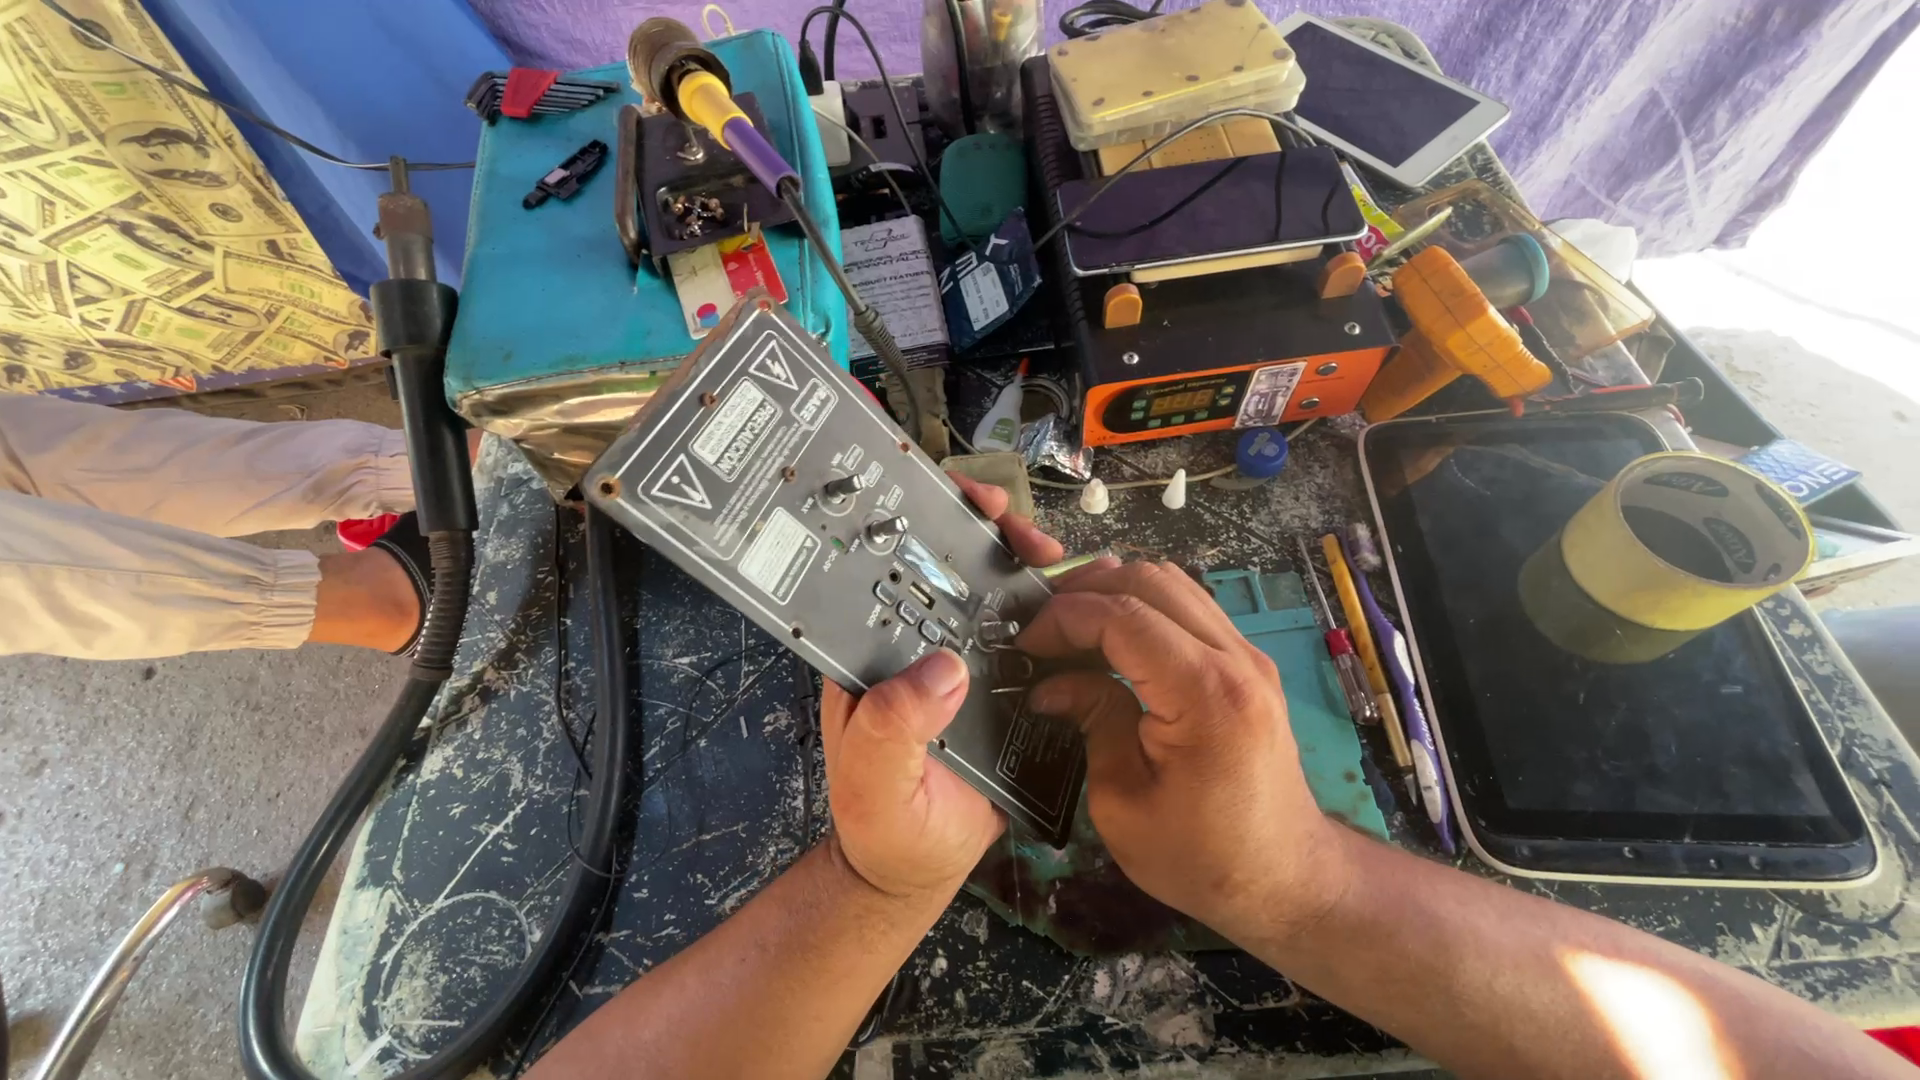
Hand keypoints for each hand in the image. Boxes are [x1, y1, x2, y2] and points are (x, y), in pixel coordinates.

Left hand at [818, 474, 1063, 901]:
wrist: (924, 864)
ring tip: (1052, 555)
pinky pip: (1029, 637)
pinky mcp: (1003, 684)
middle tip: (1021, 531)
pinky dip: (1055, 613)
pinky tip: (1080, 599)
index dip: (922, 525)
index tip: (963, 508)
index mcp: (874, 654)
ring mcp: (963, 661)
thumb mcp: (873, 784)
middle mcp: (916, 644)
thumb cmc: (885, 827)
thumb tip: (944, 667)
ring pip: (993, 595)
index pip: (889, 569)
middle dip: (984, 531)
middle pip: (948, 567)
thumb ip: (891, 729)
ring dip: (1022, 564)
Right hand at [1020, 561, 1353, 942]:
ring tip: (1070, 624)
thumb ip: (1093, 721)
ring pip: (1172, 581)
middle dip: (1084, 592)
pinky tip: (1112, 637)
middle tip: (1042, 627)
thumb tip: (1050, 683)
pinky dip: (1143, 605)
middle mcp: (1235, 659)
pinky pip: (1189, 606)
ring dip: (1114, 591)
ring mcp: (1248, 655)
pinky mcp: (1247, 663)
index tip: (1026, 644)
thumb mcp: (1122, 801)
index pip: (1123, 616)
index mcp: (1204, 694)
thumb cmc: (1201, 856)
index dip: (1064, 618)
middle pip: (1149, 581)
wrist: (1285, 879)